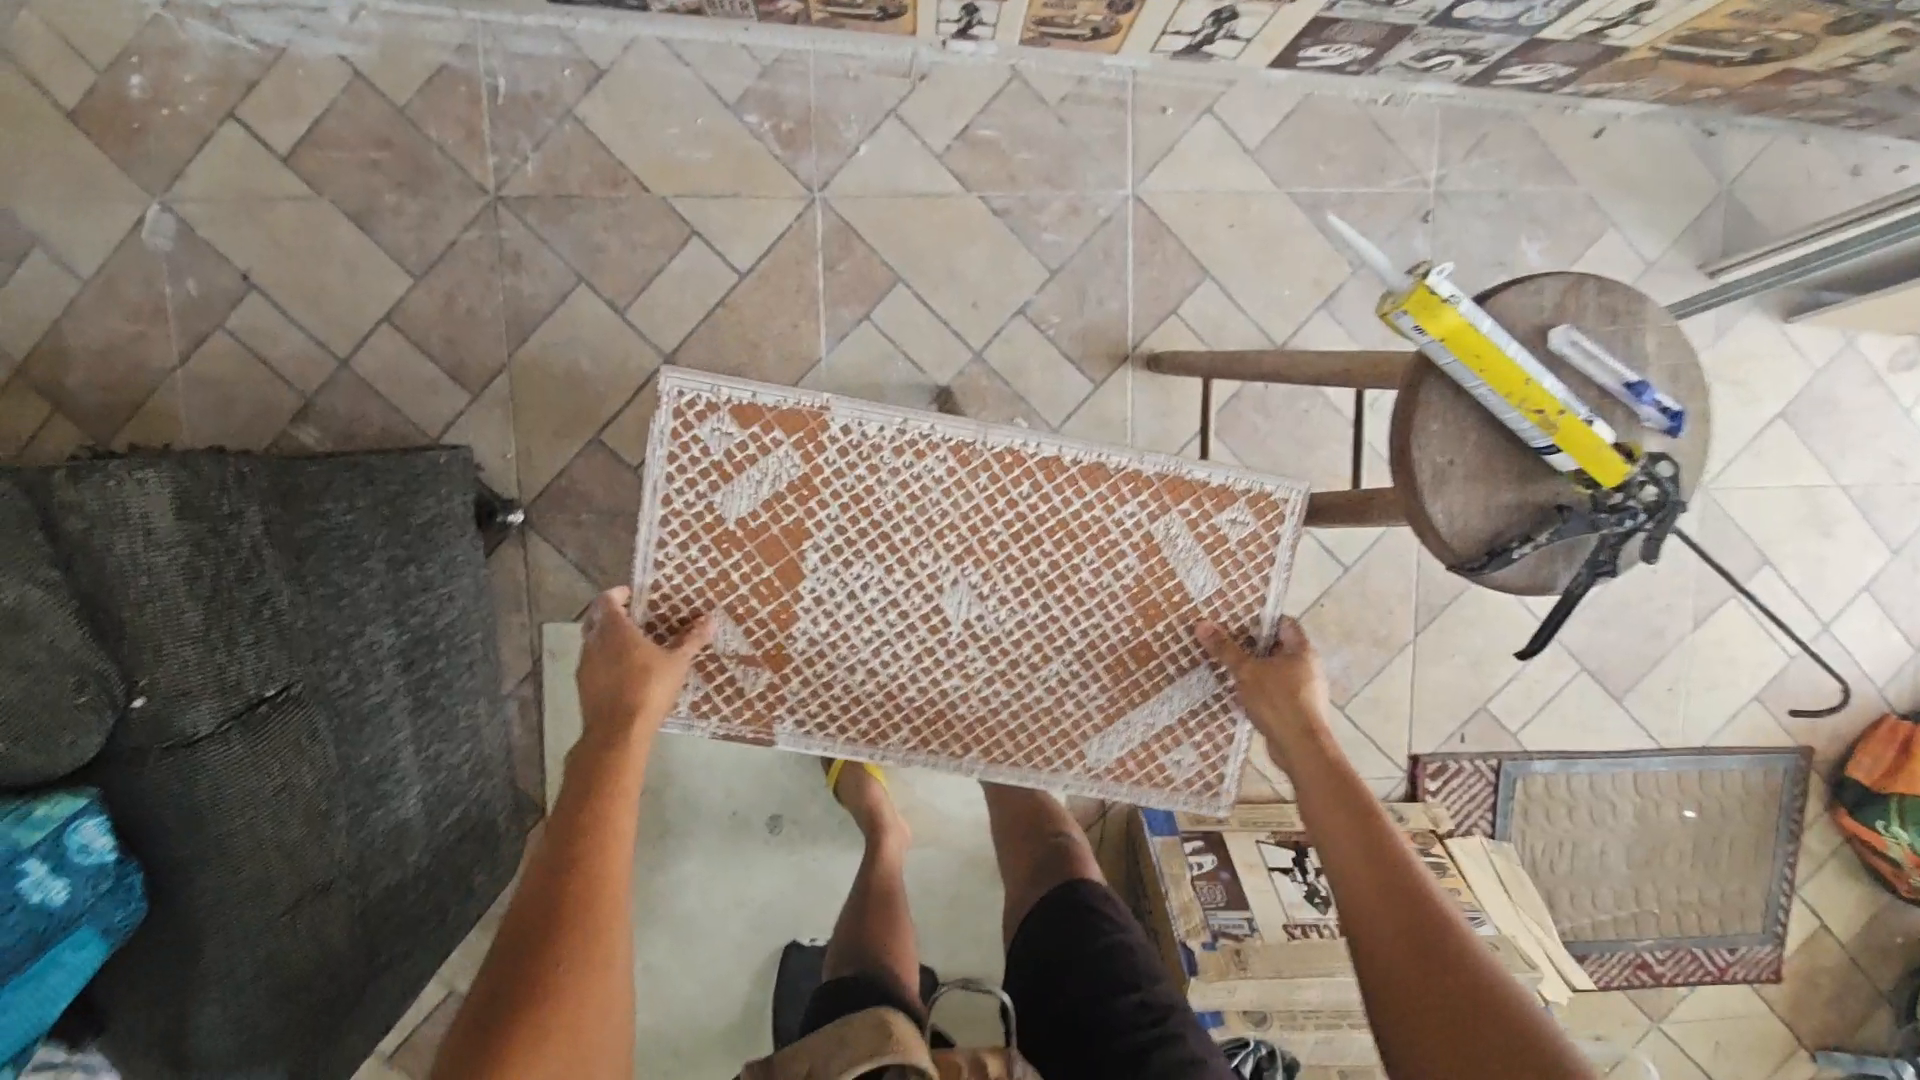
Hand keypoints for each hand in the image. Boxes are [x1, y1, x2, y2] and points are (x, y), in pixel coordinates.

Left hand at [576, 587, 713, 749]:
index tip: (632, 594)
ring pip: (592, 641)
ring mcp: (585, 664)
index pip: (607, 600)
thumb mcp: (677, 663)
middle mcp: (593, 642)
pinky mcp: (583, 685)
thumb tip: (710, 620)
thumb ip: (691, 640)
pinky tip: (623, 671)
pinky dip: (605, 658)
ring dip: (607, 637)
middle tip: (633, 617)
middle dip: (611, 614)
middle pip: (595, 618)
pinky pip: (592, 661)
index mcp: (614, 629)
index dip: (618, 594)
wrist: (618, 731)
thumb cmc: (649, 688)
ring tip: (631, 644)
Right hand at [1196, 616, 1332, 770]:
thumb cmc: (1278, 701)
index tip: (1238, 619)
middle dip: (1253, 645)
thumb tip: (1201, 623)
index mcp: (1302, 650)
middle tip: (1227, 641)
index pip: (1284, 622)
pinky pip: (1276, 690)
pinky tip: (1240, 693)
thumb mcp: (1246, 671)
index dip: (1262, 618)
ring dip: (1255, 668)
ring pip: (1276, 670)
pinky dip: (1260, 688)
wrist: (1301, 748)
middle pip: (1278, 647)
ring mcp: (1305, 689)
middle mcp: (1308, 666)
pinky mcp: (1299, 709)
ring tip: (1229, 666)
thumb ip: (1225, 649)